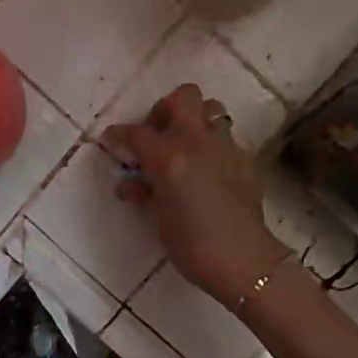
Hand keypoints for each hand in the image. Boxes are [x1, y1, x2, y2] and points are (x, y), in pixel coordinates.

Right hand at [102, 84, 287, 304]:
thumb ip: (145, 192)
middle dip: (165, 110)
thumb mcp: (159, 219)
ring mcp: (226, 147)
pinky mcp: (245, 160)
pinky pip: (226, 139)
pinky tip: (208, 174)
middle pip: (182, 97)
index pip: (138, 133)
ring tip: (186, 149)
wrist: (242, 260)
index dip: (120, 135)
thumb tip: (132, 183)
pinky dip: (212, 148)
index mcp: (170, 157)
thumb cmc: (191, 247)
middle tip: (158, 135)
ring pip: (211, 110)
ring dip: (195, 122)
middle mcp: (199, 142)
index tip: (112, 140)